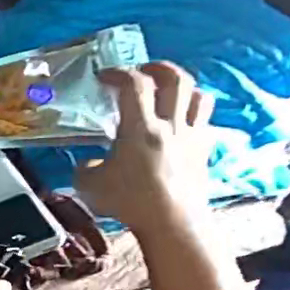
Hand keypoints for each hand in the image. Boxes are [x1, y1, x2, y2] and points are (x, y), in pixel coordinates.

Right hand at [76, 61, 214, 240]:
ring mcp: (191, 135)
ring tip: (166, 91)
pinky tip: (178, 121)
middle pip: (175, 79)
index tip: (103, 76)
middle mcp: (170, 125)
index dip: (118, 73)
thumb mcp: (90, 184)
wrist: (171, 221)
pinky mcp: (203, 149)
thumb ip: (86, 166)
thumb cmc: (128, 201)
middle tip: (142, 70)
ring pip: (198, 94)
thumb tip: (90, 162)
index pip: (133, 85)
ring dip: (182, 86)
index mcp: (140, 129)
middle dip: (157, 67)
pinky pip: (204, 119)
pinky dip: (192, 111)